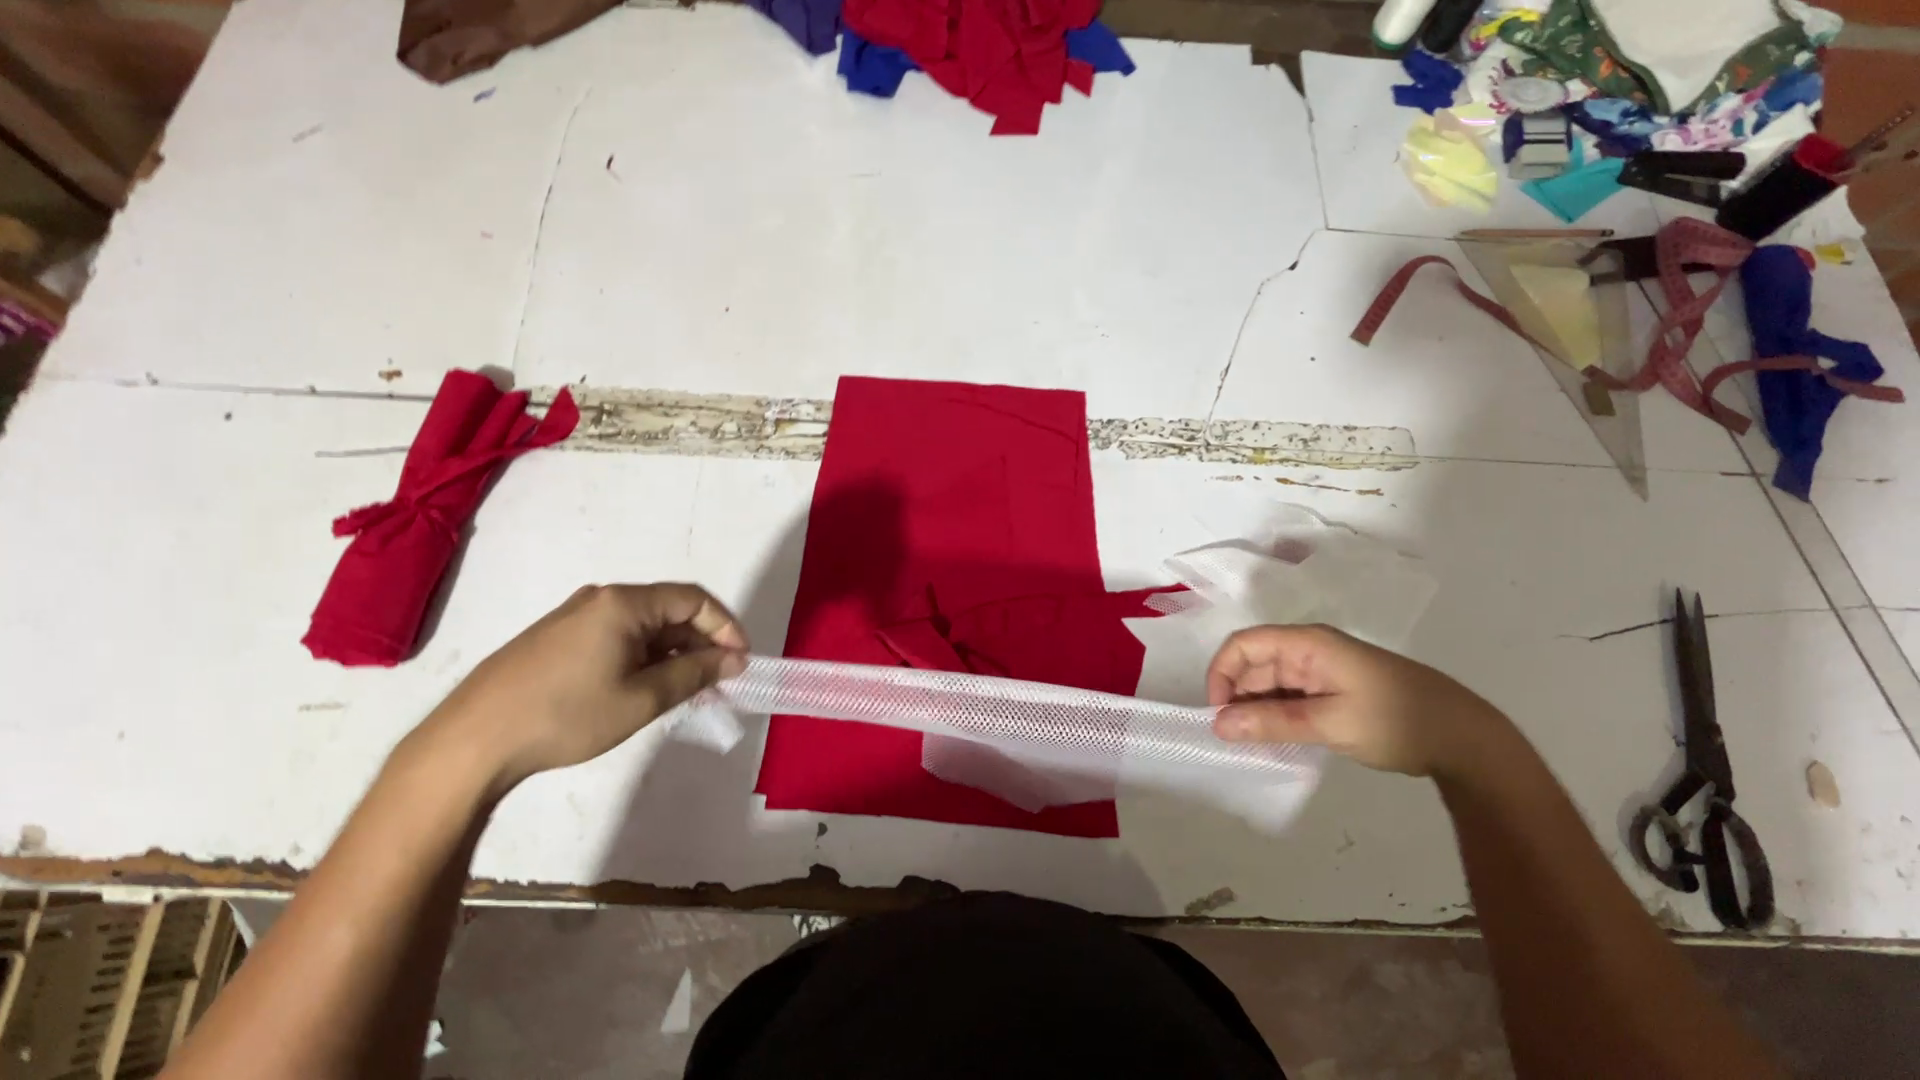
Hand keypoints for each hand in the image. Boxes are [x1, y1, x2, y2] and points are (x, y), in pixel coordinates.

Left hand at [420, 583, 748, 792]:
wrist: (475, 739)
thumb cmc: (567, 715)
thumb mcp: (641, 698)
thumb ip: (694, 674)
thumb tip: (734, 660)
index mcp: (623, 603)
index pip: (693, 599)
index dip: (725, 627)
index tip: (741, 662)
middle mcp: (600, 599)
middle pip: (668, 610)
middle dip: (700, 643)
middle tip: (718, 683)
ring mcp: (574, 618)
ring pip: (643, 627)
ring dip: (672, 654)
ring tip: (686, 692)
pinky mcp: (557, 640)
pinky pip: (617, 638)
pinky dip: (643, 658)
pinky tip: (644, 690)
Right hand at [1206, 624, 1508, 777]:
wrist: (1463, 738)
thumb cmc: (1396, 721)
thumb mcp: (1330, 724)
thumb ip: (1272, 722)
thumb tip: (1218, 724)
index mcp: (1308, 644)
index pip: (1244, 645)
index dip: (1222, 674)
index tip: (1220, 716)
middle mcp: (1310, 651)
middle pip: (1255, 665)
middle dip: (1238, 698)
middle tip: (1237, 741)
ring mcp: (1323, 672)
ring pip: (1271, 685)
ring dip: (1258, 711)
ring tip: (1257, 745)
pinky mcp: (1334, 692)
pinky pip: (1291, 699)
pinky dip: (1279, 718)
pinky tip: (1280, 742)